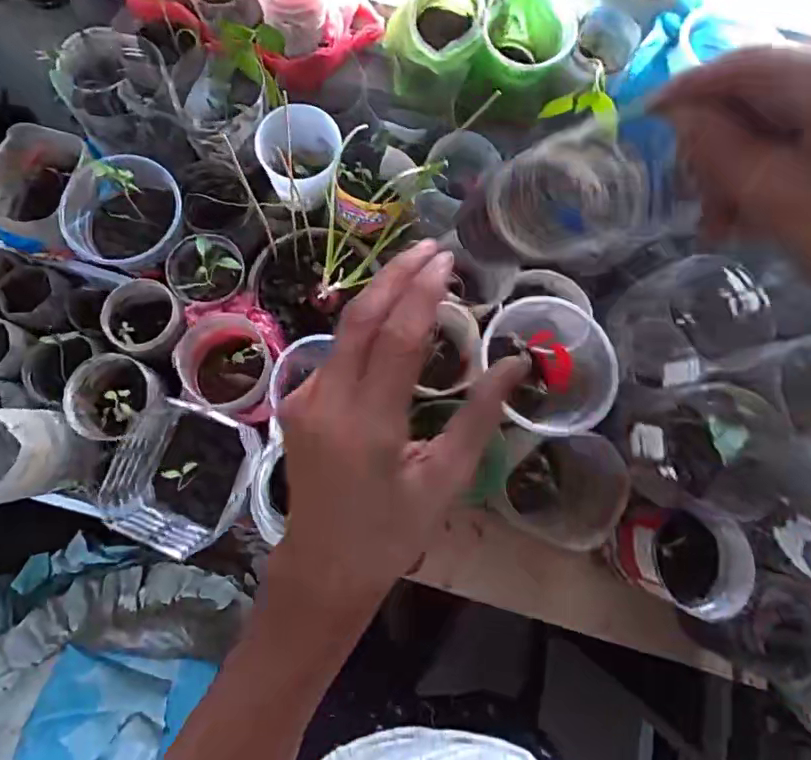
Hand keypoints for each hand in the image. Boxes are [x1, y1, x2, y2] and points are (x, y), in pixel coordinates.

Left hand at [271, 239, 524, 614]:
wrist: (322, 563)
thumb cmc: (392, 531)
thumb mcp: (445, 480)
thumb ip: (479, 416)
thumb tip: (515, 364)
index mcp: (368, 425)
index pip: (395, 338)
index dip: (422, 293)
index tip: (445, 261)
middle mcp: (327, 401)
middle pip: (359, 318)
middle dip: (394, 274)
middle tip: (429, 247)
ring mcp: (303, 397)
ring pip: (343, 330)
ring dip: (380, 296)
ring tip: (417, 271)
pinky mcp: (295, 399)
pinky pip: (336, 353)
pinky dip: (365, 329)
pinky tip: (391, 319)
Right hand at [653, 42, 810, 348]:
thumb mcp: (787, 205)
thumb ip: (720, 149)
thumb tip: (680, 115)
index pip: (752, 61)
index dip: (690, 89)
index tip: (648, 117)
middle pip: (781, 80)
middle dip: (732, 135)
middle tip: (704, 193)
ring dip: (767, 146)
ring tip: (741, 208)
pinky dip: (810, 144)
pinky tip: (790, 188)